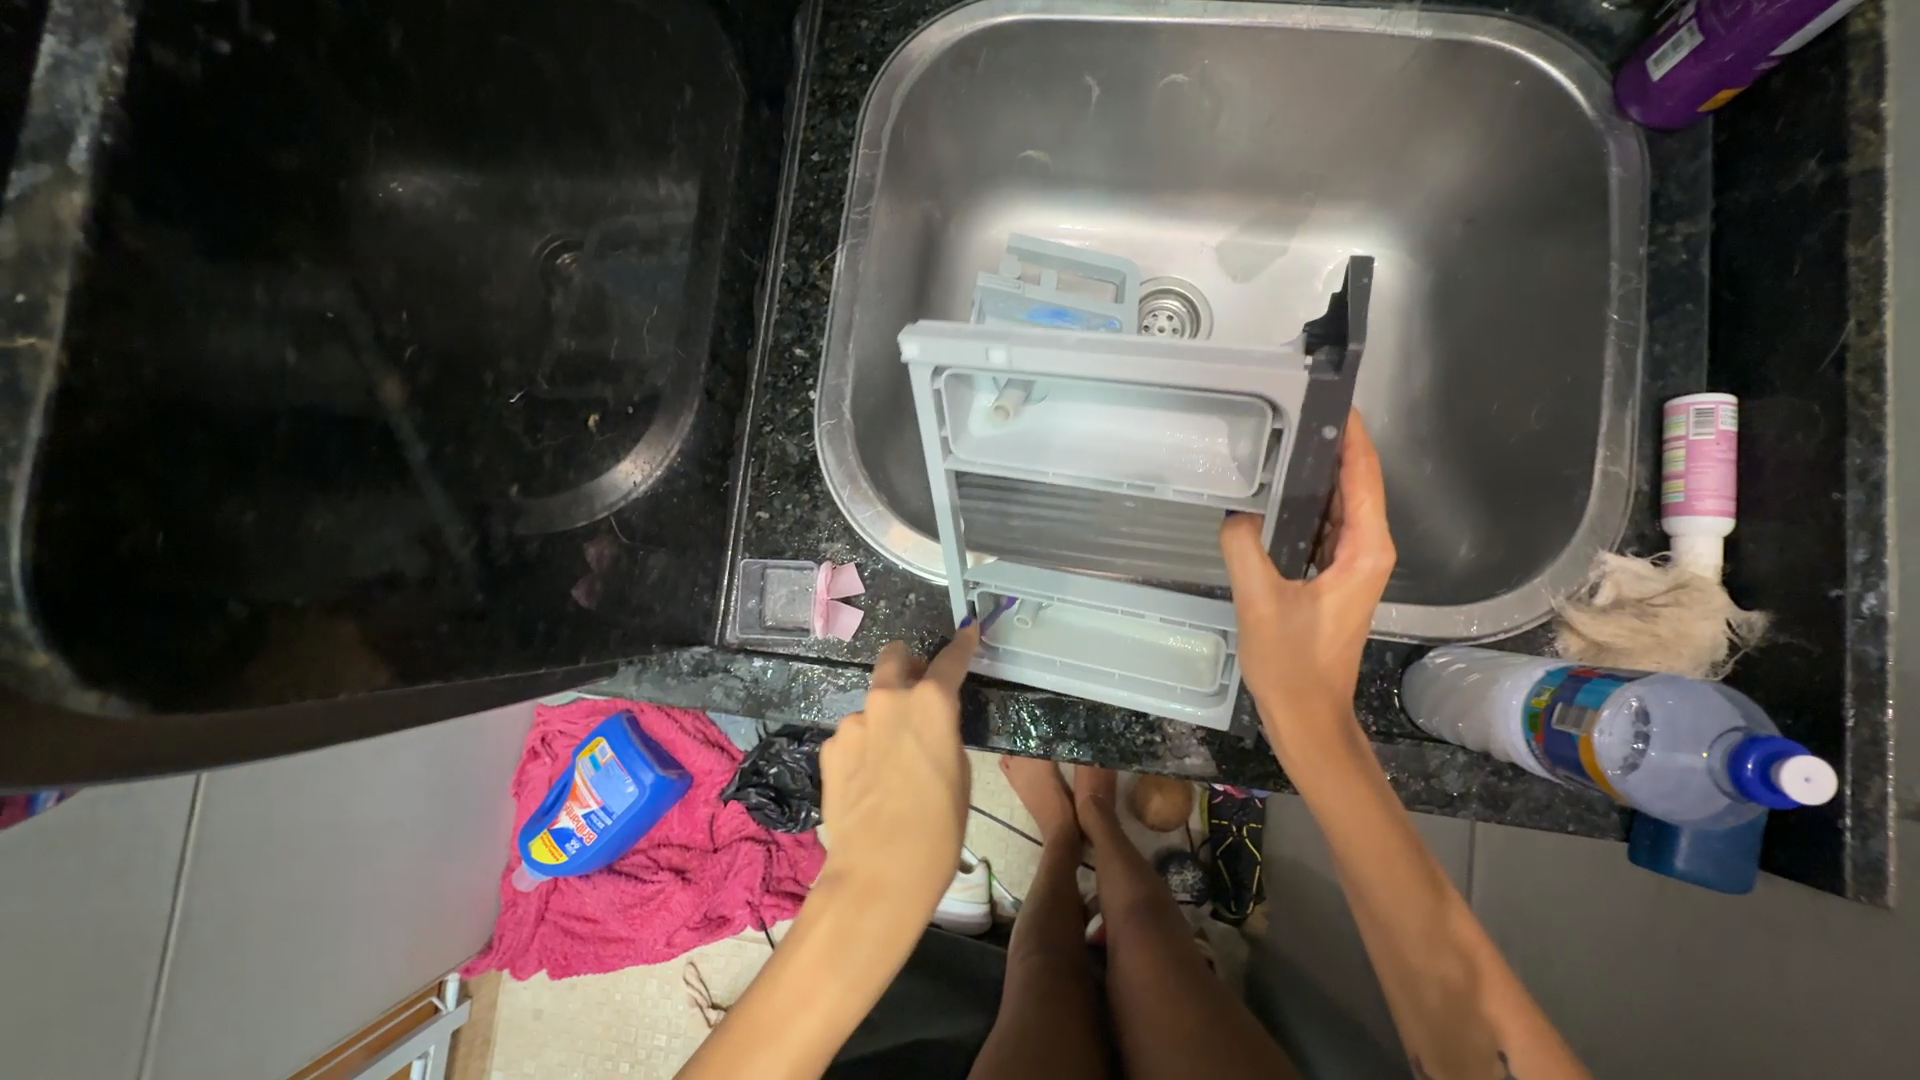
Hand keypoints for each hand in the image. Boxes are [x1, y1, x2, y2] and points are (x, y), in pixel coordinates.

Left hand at [817, 628, 979, 921]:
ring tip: (892, 763)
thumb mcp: (959, 773)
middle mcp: (888, 700)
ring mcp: (853, 722)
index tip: (968, 630)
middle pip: (895, 658)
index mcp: (931, 702)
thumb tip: (931, 726)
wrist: (879, 872)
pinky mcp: (829, 748)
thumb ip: (944, 733)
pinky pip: (853, 736)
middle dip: (908, 664)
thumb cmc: (939, 827)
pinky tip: (869, 781)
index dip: (962, 644)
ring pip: (873, 706)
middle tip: (919, 689)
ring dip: (884, 719)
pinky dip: (863, 747)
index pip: (950, 659)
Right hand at [1221, 408, 1394, 745]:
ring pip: (1339, 507)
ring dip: (1316, 476)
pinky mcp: (1334, 580)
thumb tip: (1237, 514)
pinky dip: (1304, 508)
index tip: (1334, 398)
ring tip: (1282, 443)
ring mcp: (1352, 566)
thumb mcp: (1259, 600)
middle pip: (1356, 485)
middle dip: (1332, 447)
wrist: (1308, 716)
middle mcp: (1367, 551)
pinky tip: (1274, 498)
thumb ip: (1244, 546)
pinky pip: (1323, 530)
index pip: (1363, 476)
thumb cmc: (1292, 664)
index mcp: (1363, 550)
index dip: (1352, 435)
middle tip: (1294, 411)